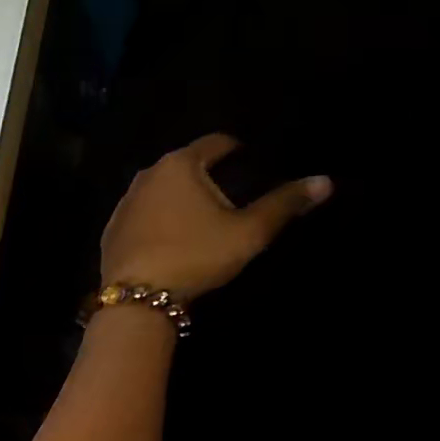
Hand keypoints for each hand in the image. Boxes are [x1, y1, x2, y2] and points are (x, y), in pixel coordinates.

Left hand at [101, 135, 331, 302]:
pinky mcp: (113, 228)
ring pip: (162, 190)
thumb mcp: (247, 233)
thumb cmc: (196, 256)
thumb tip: (325, 181)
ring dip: (181, 199)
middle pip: (187, 165)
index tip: (252, 165)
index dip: (238, 150)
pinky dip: (159, 220)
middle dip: (208, 177)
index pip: (216, 142)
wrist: (138, 298)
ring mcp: (126, 201)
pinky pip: (144, 214)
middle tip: (231, 199)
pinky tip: (171, 241)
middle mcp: (148, 173)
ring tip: (201, 222)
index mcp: (181, 164)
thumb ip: (284, 205)